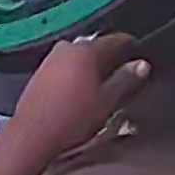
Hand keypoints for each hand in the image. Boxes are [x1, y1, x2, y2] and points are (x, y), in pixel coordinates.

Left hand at [0, 34, 150, 166]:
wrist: (33, 134)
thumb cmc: (70, 120)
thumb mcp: (107, 102)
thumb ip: (126, 80)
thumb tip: (142, 65)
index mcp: (86, 50)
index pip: (114, 40)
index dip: (129, 44)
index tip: (137, 48)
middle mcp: (67, 48)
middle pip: (95, 45)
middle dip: (110, 55)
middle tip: (124, 68)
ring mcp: (51, 58)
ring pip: (79, 54)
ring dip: (92, 63)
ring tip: (103, 80)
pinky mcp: (41, 71)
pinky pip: (65, 64)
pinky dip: (76, 71)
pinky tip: (80, 88)